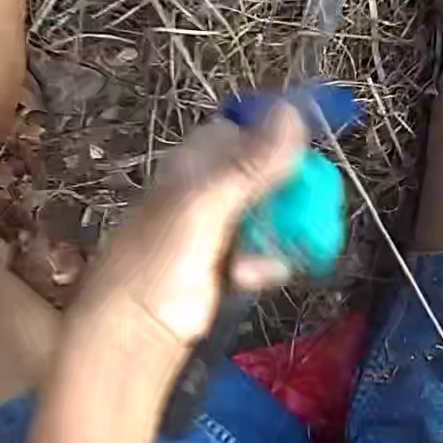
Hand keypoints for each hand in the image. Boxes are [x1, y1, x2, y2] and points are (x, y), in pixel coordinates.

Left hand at [73, 105, 307, 346]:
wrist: (134, 330)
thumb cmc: (163, 261)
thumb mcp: (207, 205)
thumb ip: (251, 164)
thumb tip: (292, 111)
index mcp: (196, 165)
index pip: (243, 133)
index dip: (275, 142)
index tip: (304, 161)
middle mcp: (208, 191)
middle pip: (264, 176)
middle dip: (288, 197)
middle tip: (308, 215)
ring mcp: (218, 229)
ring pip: (268, 216)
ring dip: (278, 235)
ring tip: (267, 255)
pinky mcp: (228, 264)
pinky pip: (262, 251)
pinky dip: (266, 263)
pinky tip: (255, 277)